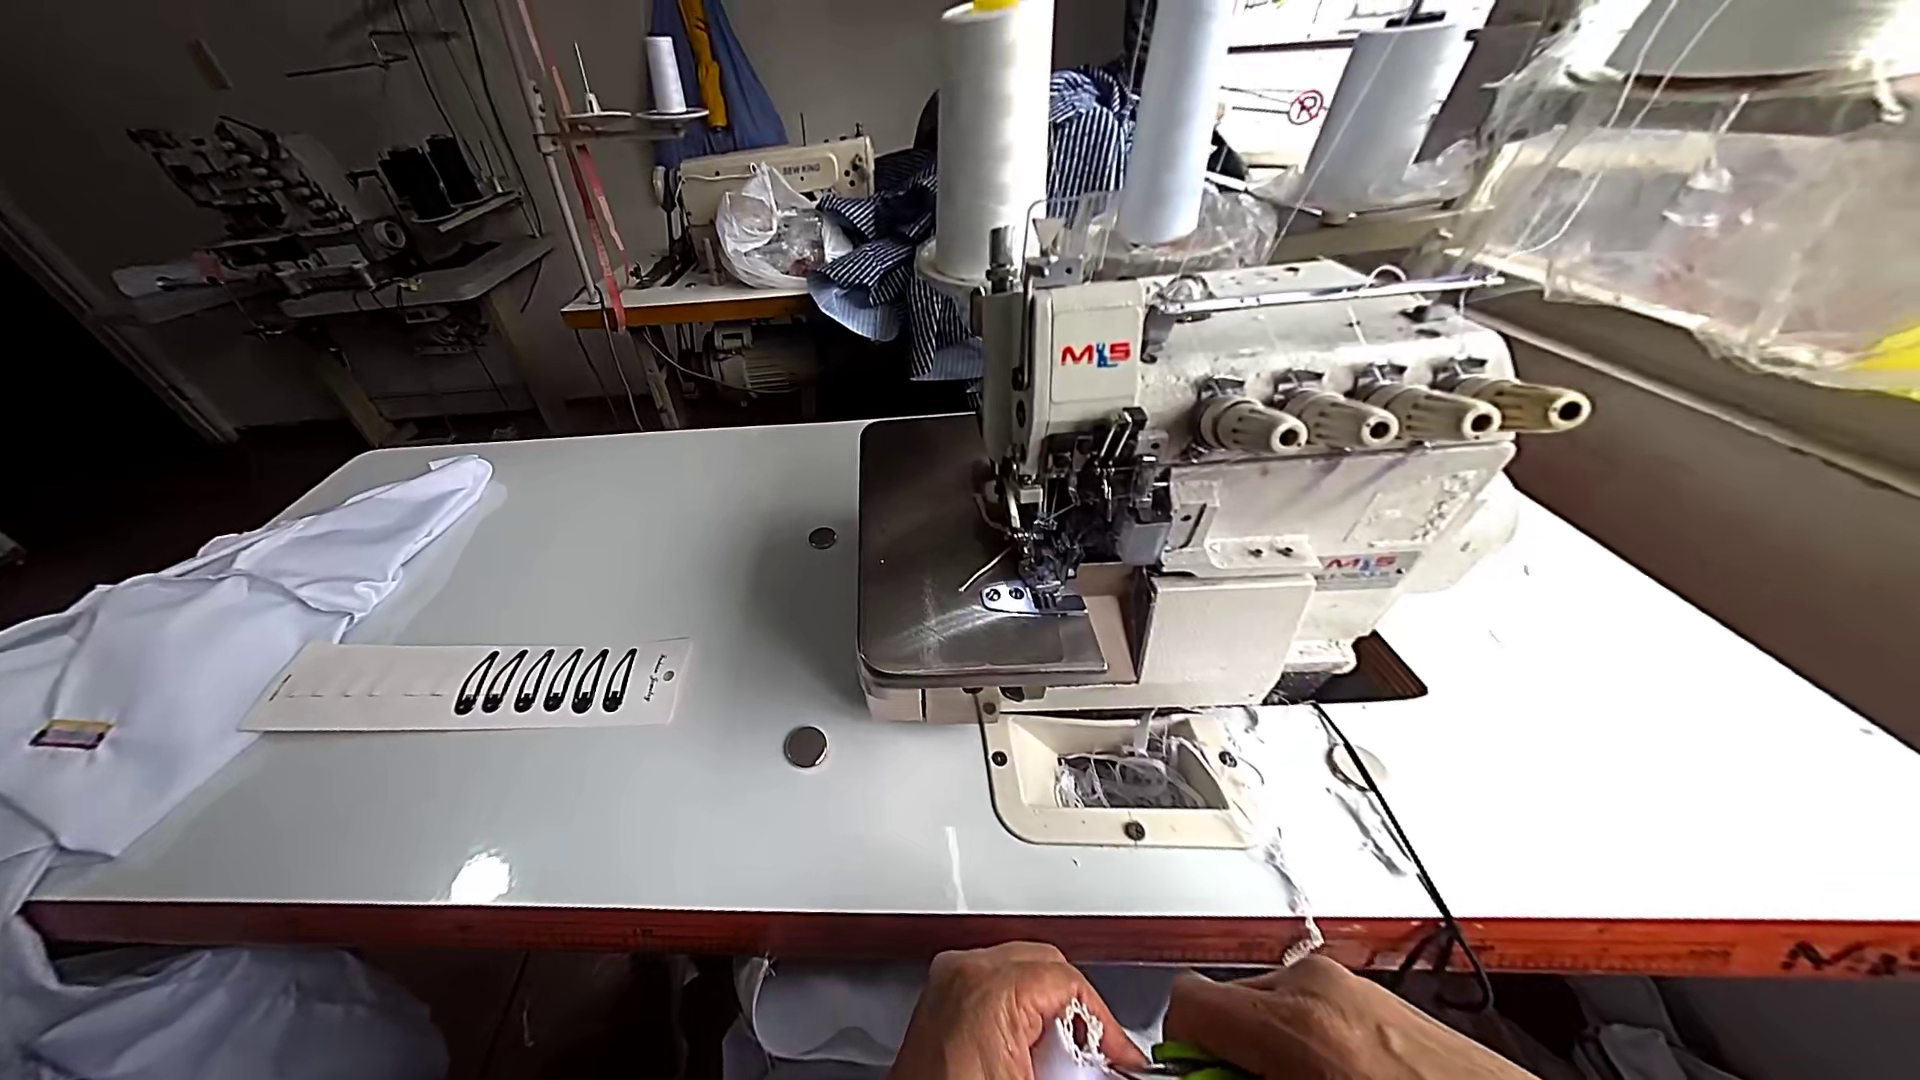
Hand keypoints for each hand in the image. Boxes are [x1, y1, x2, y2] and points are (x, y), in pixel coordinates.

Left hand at [889, 942, 1148, 1079]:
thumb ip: (1080, 1065)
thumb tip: (1115, 1062)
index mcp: (991, 989)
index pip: (1067, 978)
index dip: (1103, 1021)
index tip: (1119, 1056)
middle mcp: (965, 970)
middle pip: (1045, 963)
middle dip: (1075, 1010)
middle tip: (1095, 1057)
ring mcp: (948, 978)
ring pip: (1020, 967)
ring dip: (1046, 1006)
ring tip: (1060, 1057)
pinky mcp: (939, 993)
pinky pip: (992, 979)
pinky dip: (1015, 1006)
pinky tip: (1025, 1048)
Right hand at [1165, 957, 1537, 1079]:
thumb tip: (1205, 1075)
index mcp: (1299, 1026)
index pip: (1189, 1000)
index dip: (1182, 1048)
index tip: (1193, 1078)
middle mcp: (1319, 987)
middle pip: (1224, 997)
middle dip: (1228, 1051)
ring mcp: (1350, 984)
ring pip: (1264, 998)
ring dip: (1264, 1044)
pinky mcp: (1376, 992)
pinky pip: (1306, 1001)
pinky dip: (1300, 1038)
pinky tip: (1333, 1079)